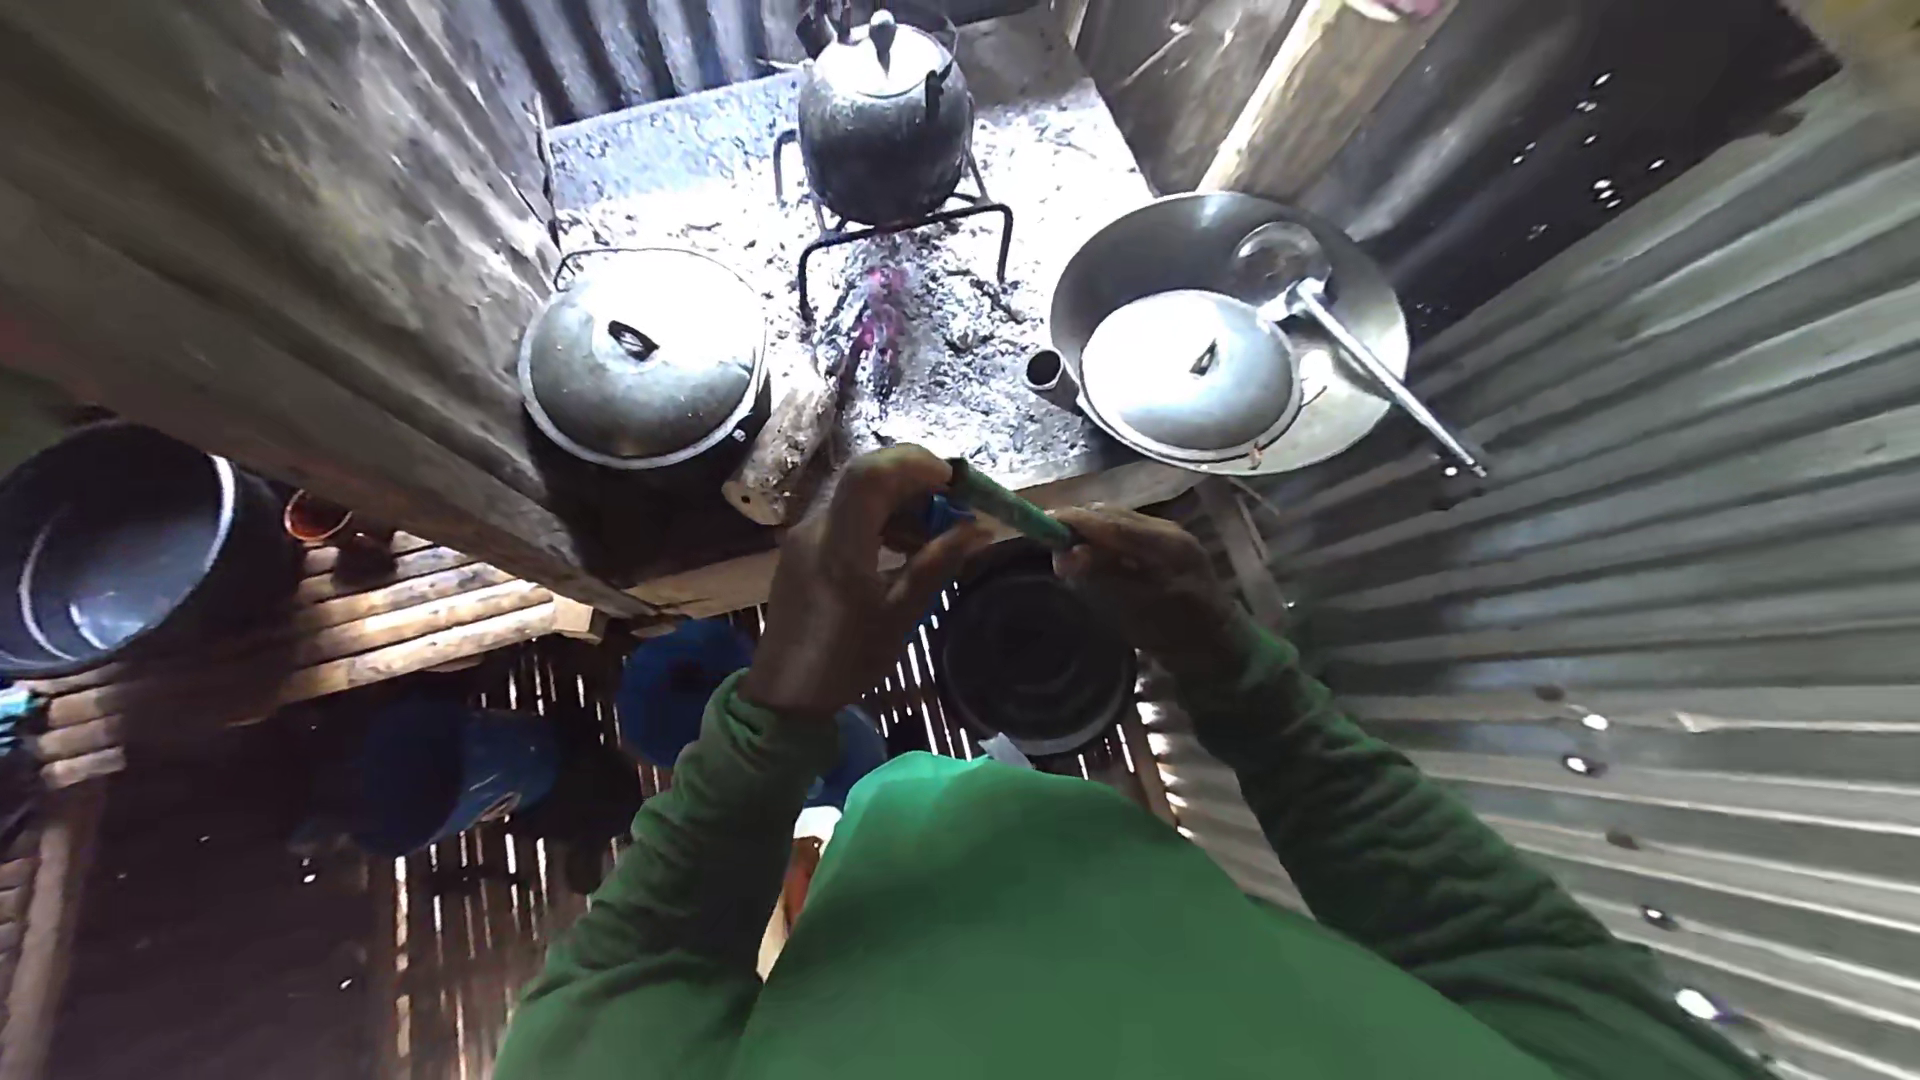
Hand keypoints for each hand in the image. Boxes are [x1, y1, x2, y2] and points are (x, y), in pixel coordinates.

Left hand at [742, 446, 992, 715]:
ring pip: (857, 495)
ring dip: (900, 500)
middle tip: (952, 502)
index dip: (914, 464)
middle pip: (865, 477)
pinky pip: (847, 515)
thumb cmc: (846, 661)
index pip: (870, 475)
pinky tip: (905, 543)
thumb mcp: (900, 615)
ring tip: (936, 529)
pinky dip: (880, 517)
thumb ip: (937, 564)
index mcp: (838, 547)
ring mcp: (806, 536)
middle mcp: (816, 529)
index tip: (954, 481)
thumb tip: (980, 529)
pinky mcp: (804, 547)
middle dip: (913, 479)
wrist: (785, 693)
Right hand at [1051, 506, 1253, 679]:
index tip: (1040, 523)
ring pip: (1116, 520)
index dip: (1073, 519)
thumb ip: (1100, 578)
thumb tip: (1063, 555)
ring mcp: (1168, 534)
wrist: (1219, 649)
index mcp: (1165, 545)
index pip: (1109, 521)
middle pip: (1110, 514)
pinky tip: (1094, 555)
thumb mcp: (1134, 611)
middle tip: (1051, 544)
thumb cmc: (1177, 635)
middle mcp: (1167, 530)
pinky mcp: (1165, 543)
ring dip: (1089, 531)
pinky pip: (1125, 530)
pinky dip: (1103, 538)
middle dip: (1077, 524)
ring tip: (1069, 551)